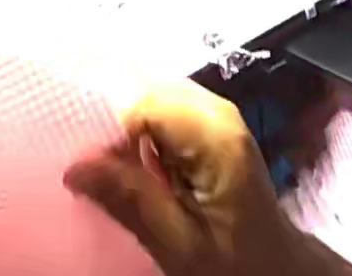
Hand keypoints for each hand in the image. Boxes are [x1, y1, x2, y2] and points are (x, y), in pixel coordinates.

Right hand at [65, 80, 351, 275]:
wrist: (278, 271)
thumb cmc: (233, 266)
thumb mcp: (180, 248)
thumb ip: (131, 200)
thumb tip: (74, 166)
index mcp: (214, 135)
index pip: (143, 106)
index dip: (112, 134)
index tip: (99, 174)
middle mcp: (216, 107)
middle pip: (147, 93)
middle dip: (118, 127)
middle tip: (105, 173)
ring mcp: (214, 109)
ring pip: (152, 95)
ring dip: (130, 129)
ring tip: (124, 171)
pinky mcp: (209, 118)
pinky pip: (163, 107)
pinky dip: (145, 130)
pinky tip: (142, 164)